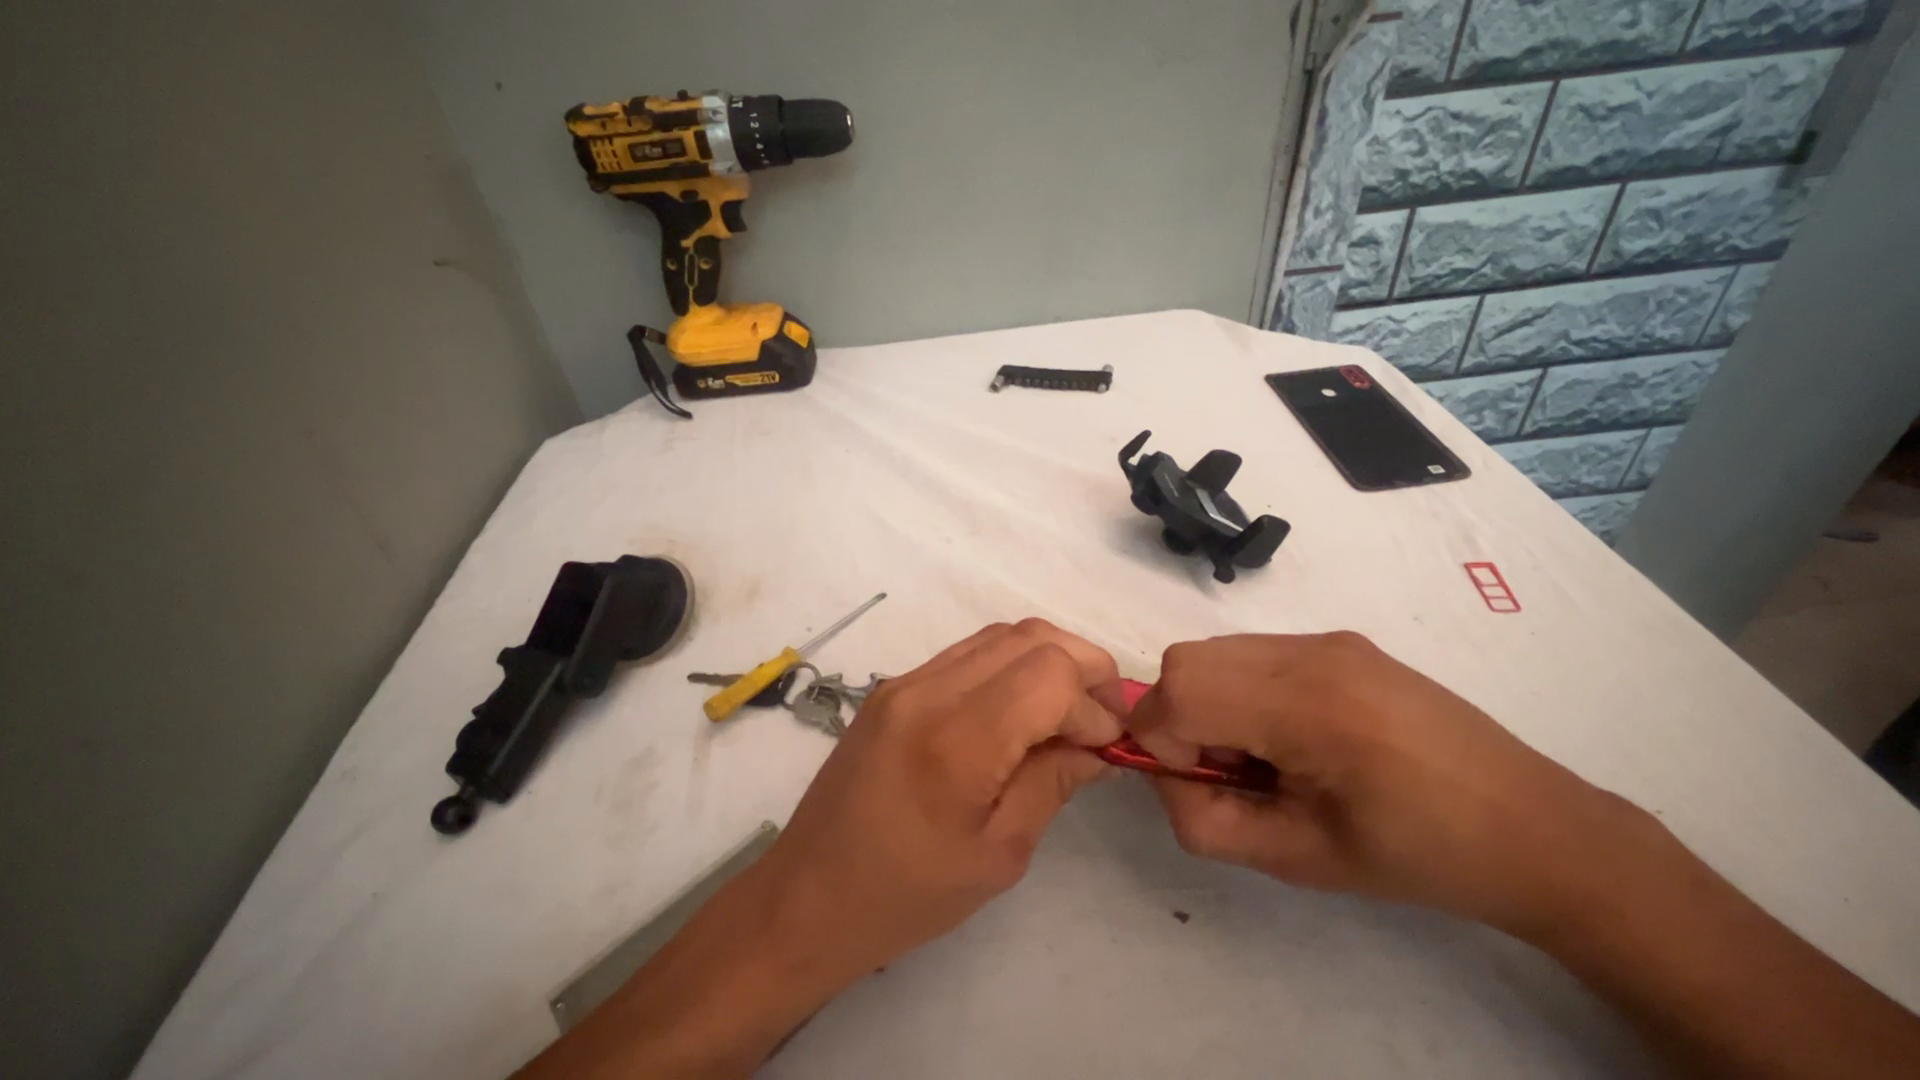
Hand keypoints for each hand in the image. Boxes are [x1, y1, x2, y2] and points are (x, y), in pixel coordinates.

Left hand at [759, 618, 1125, 978]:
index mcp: (958, 738)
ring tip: (1070, 714)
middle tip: (1103, 720)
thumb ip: (1053, 783)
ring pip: (999, 636)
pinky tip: (1021, 713)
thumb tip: (1100, 744)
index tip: (1110, 747)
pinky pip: (966, 654)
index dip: (1095, 703)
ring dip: (1048, 661)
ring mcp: (904, 683)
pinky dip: (1009, 667)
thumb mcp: (999, 854)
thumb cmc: (907, 894)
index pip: (1051, 673)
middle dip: (1084, 668)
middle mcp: (928, 690)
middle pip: (1031, 637)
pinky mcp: (892, 689)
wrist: (807, 897)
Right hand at [1128, 632, 1647, 935]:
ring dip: (1208, 702)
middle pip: (1184, 660)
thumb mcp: (1297, 859)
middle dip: (1178, 718)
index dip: (1160, 742)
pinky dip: (1240, 689)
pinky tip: (1292, 736)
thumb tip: (1163, 775)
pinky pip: (1253, 652)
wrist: (1530, 827)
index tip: (1201, 786)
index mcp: (1309, 706)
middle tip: (1228, 772)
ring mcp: (1330, 640)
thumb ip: (1205, 820)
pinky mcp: (1342, 642)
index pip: (1178, 690)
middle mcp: (1313, 652)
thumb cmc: (1416, 857)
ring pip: (1215, 651)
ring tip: (1264, 756)